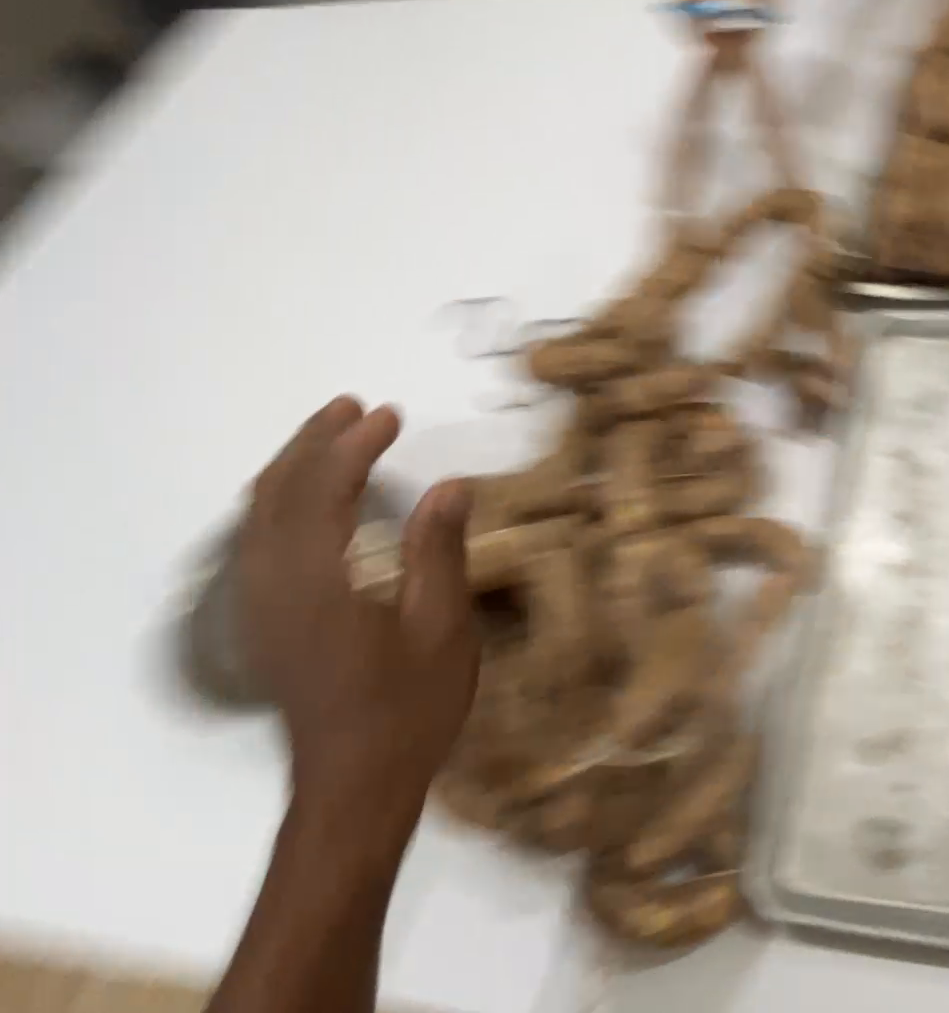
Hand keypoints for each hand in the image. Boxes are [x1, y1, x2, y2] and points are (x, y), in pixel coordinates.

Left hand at [235, 396, 478, 807]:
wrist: (355, 780)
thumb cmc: (411, 706)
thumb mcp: (442, 627)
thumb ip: (440, 551)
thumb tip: (450, 485)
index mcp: (317, 583)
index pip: (324, 493)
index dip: (353, 447)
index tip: (388, 416)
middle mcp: (271, 585)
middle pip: (278, 495)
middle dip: (313, 444)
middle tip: (353, 408)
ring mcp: (259, 606)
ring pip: (258, 517)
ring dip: (292, 469)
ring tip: (328, 437)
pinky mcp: (263, 622)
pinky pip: (256, 543)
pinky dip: (278, 504)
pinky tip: (305, 501)